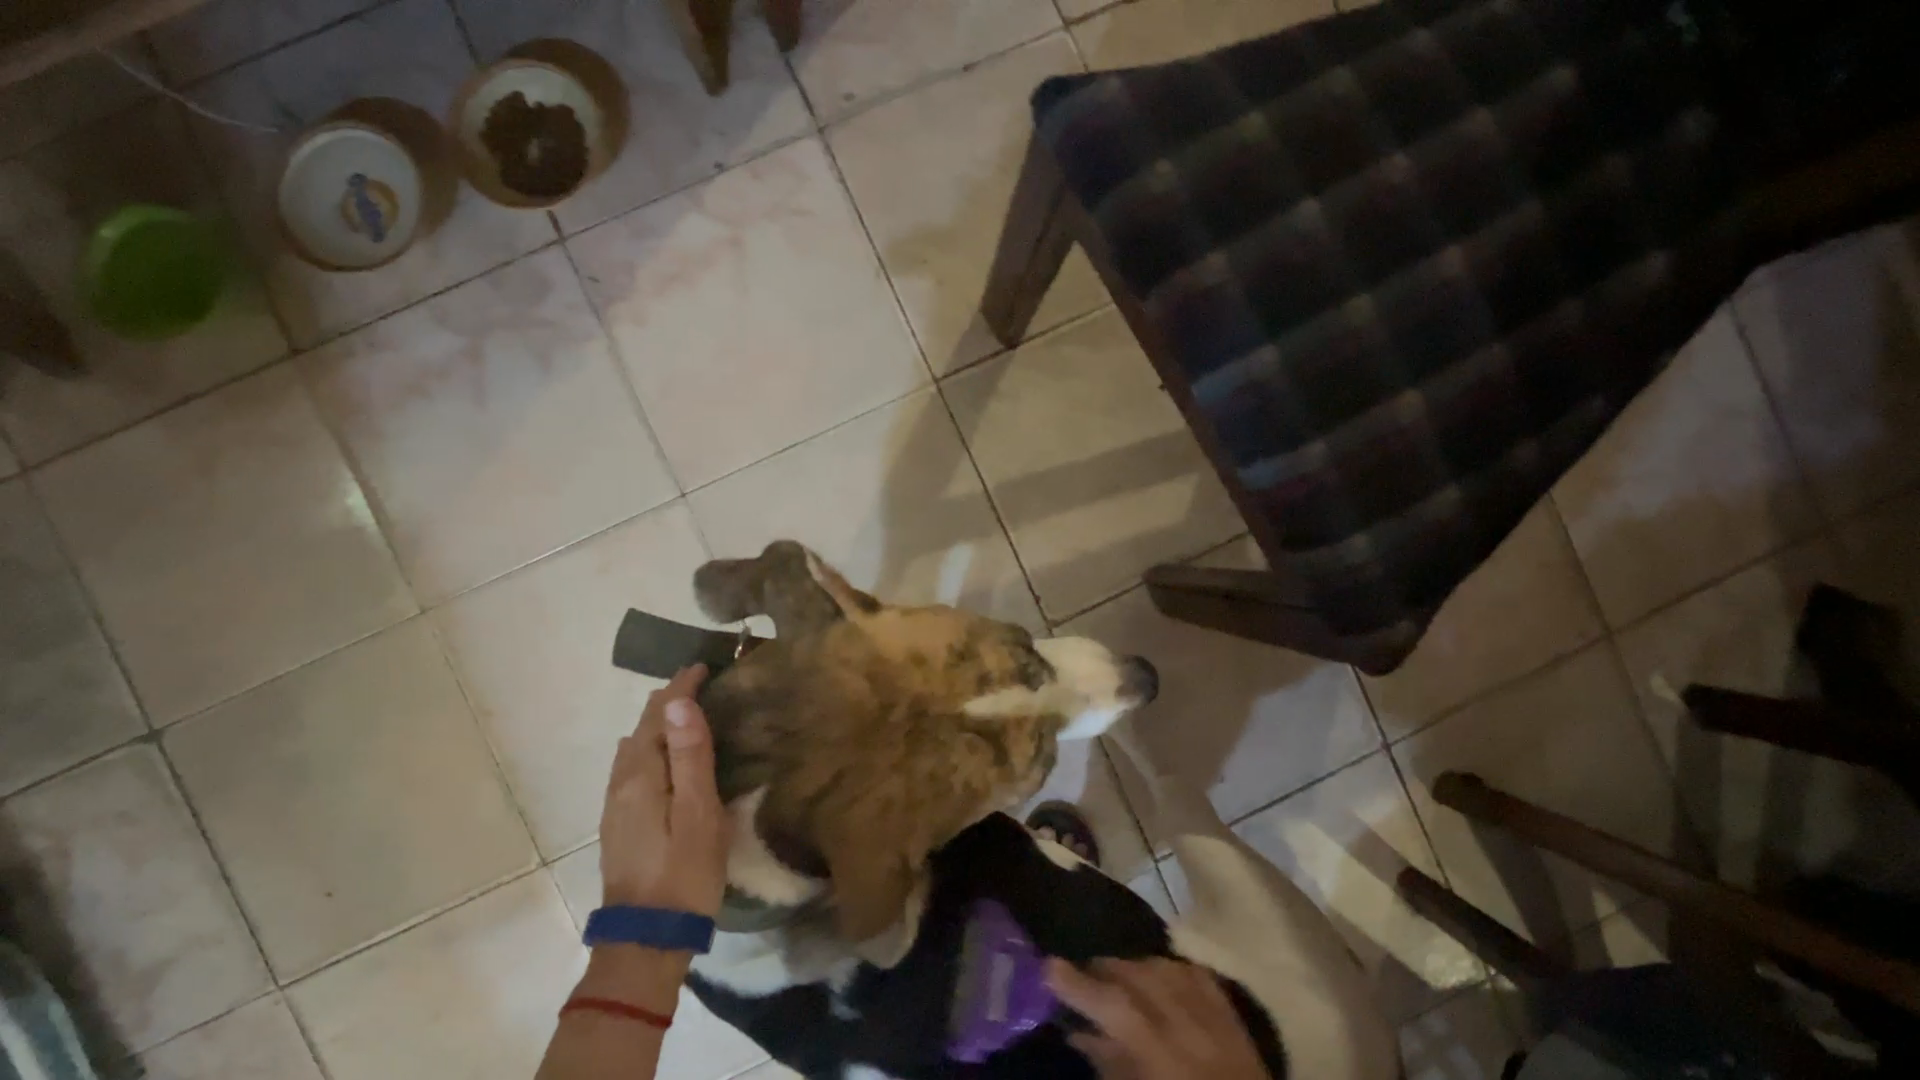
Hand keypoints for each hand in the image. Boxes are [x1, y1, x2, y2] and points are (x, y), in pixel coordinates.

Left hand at [599, 666, 729, 918]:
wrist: (647, 940)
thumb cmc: (683, 875)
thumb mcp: (699, 814)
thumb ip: (689, 756)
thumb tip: (678, 702)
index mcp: (641, 776)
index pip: (658, 715)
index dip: (680, 688)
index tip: (704, 666)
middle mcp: (621, 784)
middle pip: (642, 728)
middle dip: (669, 701)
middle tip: (701, 684)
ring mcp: (616, 806)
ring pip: (635, 749)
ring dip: (659, 725)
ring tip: (686, 715)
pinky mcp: (621, 825)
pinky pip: (634, 768)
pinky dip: (652, 749)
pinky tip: (665, 760)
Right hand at [1046, 957, 1268, 1079]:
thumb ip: (1109, 1066)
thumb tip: (1079, 1033)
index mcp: (1163, 1060)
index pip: (1115, 1007)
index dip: (1080, 985)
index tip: (1048, 968)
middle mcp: (1189, 1029)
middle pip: (1139, 977)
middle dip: (1101, 970)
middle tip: (1077, 977)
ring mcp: (1215, 1019)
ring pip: (1164, 968)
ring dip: (1131, 967)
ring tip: (1112, 978)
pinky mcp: (1234, 1018)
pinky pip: (1194, 975)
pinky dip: (1167, 970)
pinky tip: (1155, 978)